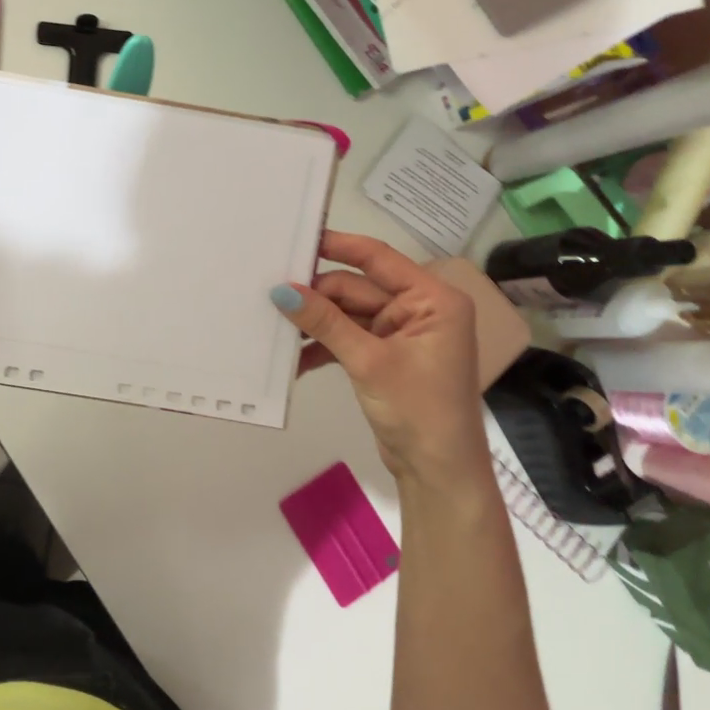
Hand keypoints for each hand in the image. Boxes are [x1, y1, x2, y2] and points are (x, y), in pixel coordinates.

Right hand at [271, 232, 488, 486]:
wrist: (438, 472)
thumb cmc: (419, 410)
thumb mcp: (368, 361)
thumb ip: (324, 321)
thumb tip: (280, 289)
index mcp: (432, 300)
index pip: (378, 258)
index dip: (338, 246)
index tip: (297, 237)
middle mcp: (418, 310)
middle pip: (355, 288)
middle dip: (316, 296)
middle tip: (270, 295)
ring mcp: (400, 334)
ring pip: (346, 314)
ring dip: (315, 324)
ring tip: (275, 327)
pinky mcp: (384, 356)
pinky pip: (346, 338)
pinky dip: (323, 346)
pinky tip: (294, 359)